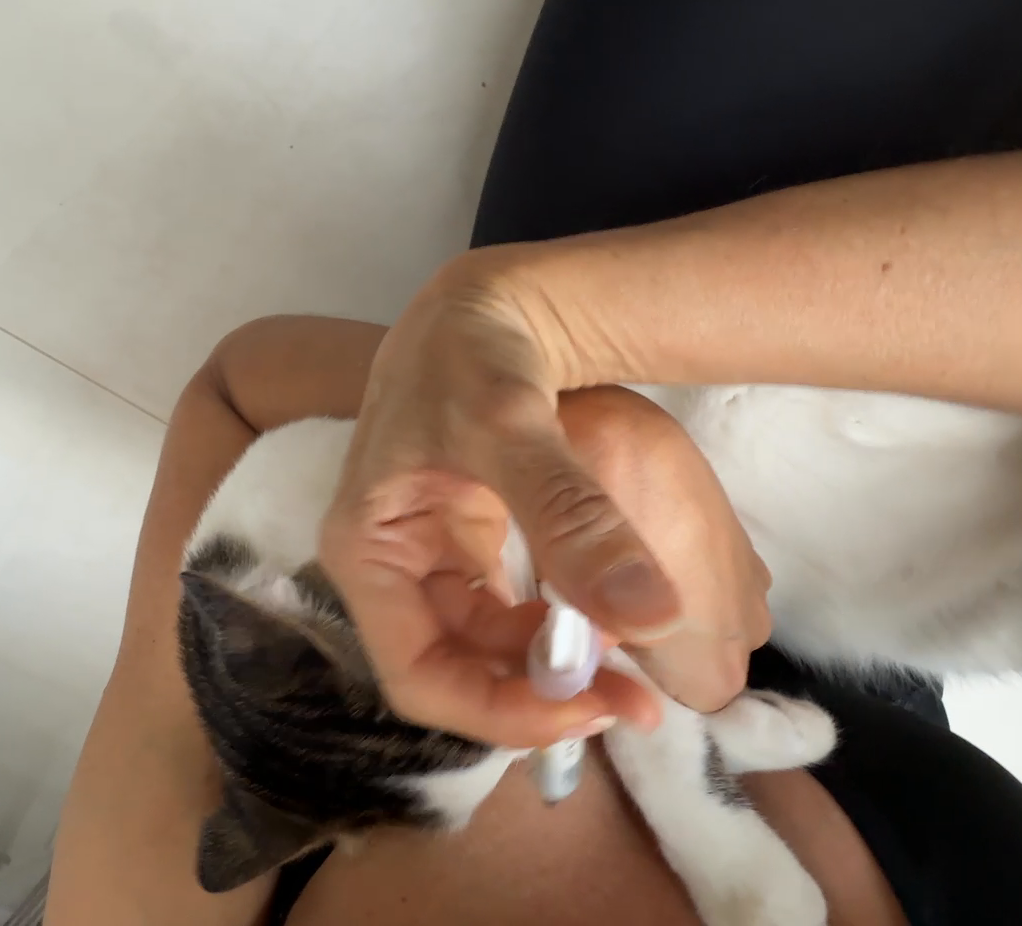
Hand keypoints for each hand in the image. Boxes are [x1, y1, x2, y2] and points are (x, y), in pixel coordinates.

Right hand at [318, 257, 770, 746]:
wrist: (478, 309)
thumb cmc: (467, 356)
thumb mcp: (509, 426)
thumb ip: (570, 514)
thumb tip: (654, 618)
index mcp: (367, 551)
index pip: (417, 675)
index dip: (500, 712)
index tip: (592, 706)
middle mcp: (387, 568)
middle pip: (453, 672)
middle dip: (538, 696)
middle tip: (634, 700)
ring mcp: (423, 560)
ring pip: (481, 651)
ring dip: (550, 671)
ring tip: (631, 672)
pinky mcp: (461, 547)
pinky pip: (502, 614)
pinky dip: (552, 631)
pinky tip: (603, 625)